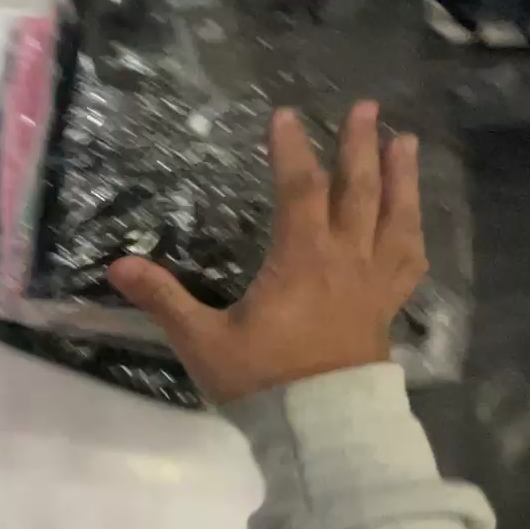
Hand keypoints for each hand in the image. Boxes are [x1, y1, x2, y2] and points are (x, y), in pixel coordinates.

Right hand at [107, 101, 428, 404]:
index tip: (284, 116)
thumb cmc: (257, 376)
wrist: (318, 420)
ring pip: (395, 216)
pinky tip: (412, 220)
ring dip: (399, 176)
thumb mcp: (198, 338)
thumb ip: (162, 298)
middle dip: (358, 146)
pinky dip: (411, 230)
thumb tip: (117, 264)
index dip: (291, 151)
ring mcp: (372, 281)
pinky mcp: (383, 304)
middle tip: (362, 107)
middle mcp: (345, 259)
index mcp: (301, 260)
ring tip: (403, 142)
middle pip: (358, 192)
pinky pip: (408, 257)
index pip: (298, 192)